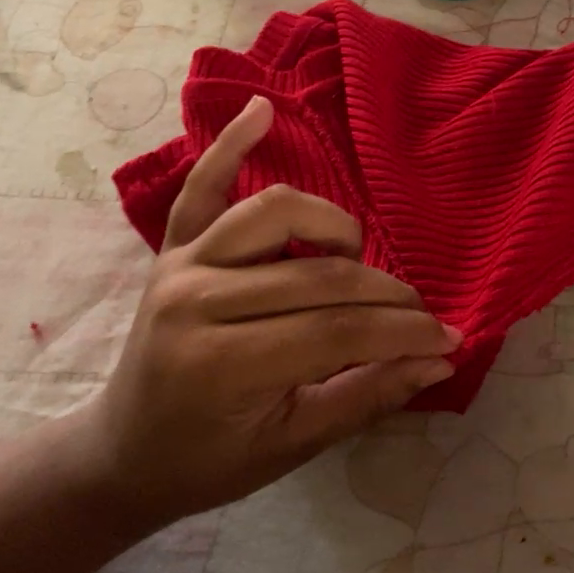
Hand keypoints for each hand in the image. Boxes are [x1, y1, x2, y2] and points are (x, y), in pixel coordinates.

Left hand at [75, 96, 460, 523]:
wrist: (122, 454)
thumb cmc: (211, 461)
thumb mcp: (294, 445)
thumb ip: (369, 396)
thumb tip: (440, 359)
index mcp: (224, 363)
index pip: (340, 330)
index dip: (405, 333)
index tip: (451, 339)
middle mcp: (197, 301)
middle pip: (321, 277)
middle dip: (389, 296)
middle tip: (423, 317)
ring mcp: (180, 266)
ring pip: (276, 213)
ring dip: (333, 228)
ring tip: (352, 260)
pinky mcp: (171, 248)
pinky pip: (202, 186)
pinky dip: (231, 146)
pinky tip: (263, 111)